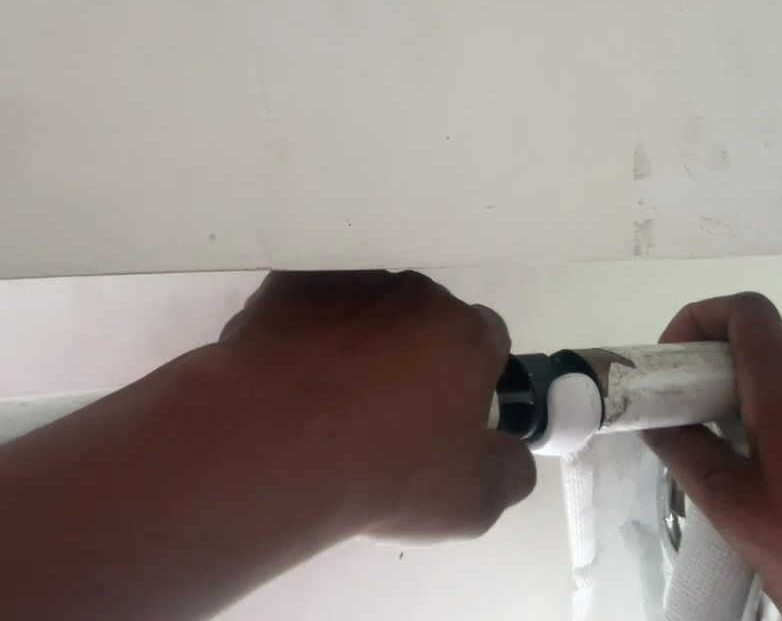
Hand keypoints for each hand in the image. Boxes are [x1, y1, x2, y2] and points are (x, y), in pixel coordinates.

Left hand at [211, 270, 535, 540]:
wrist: (273, 441)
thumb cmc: (382, 473)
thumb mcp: (472, 503)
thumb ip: (508, 468)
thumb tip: (506, 447)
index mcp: (464, 333)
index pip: (486, 340)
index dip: (471, 376)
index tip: (444, 411)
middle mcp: (410, 291)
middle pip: (423, 316)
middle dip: (412, 350)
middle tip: (380, 405)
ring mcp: (346, 279)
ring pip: (364, 305)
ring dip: (357, 334)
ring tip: (326, 390)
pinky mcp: (289, 281)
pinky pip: (310, 302)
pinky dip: (306, 327)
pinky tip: (289, 369)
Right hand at [645, 293, 781, 620]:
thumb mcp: (743, 514)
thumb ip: (689, 456)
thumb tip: (662, 424)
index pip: (742, 312)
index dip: (696, 321)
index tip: (674, 369)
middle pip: (764, 372)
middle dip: (722, 407)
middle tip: (708, 463)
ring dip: (767, 450)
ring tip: (766, 520)